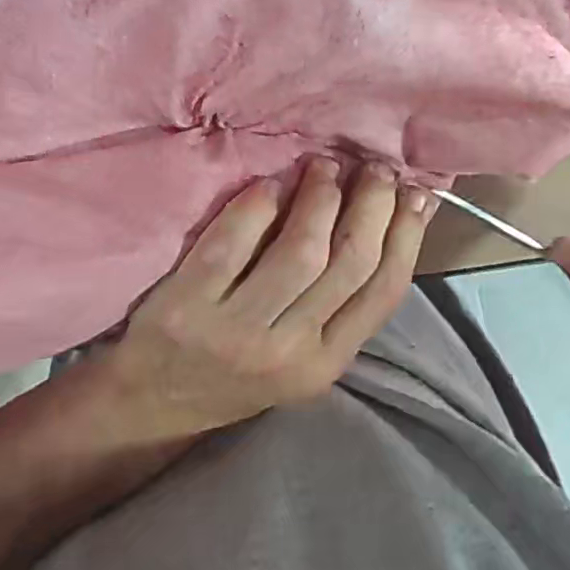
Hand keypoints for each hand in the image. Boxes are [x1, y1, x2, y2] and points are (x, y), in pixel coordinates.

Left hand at [94, 157, 433, 438]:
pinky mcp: (187, 306)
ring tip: (326, 166)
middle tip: (375, 169)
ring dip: (321, 198)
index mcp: (325, 363)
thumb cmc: (238, 368)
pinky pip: (234, 242)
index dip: (407, 235)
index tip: (416, 192)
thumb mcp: (301, 354)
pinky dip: (258, 206)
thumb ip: (339, 300)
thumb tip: (389, 223)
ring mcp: (236, 330)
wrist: (153, 402)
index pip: (384, 291)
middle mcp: (287, 351)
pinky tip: (271, 184)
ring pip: (301, 250)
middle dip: (372, 205)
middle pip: (350, 262)